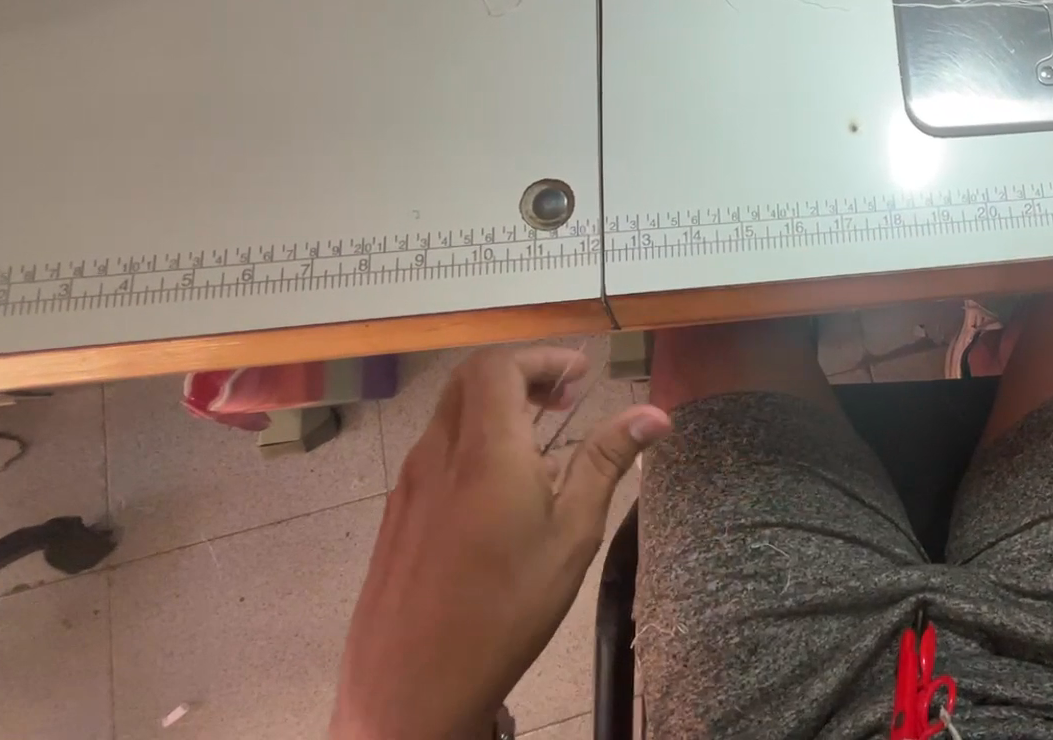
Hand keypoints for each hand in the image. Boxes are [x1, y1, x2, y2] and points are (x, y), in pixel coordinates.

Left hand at [331, 347, 671, 739]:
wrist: (408, 696)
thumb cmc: (506, 607)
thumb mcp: (573, 533)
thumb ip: (608, 461)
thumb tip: (655, 412)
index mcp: (484, 451)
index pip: (498, 366)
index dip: (542, 357)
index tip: (581, 376)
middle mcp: (438, 455)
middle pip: (469, 379)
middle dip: (521, 373)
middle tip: (565, 398)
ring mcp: (409, 486)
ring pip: (451, 413)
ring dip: (498, 405)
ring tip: (543, 441)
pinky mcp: (397, 515)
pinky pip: (437, 450)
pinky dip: (475, 438)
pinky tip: (503, 488)